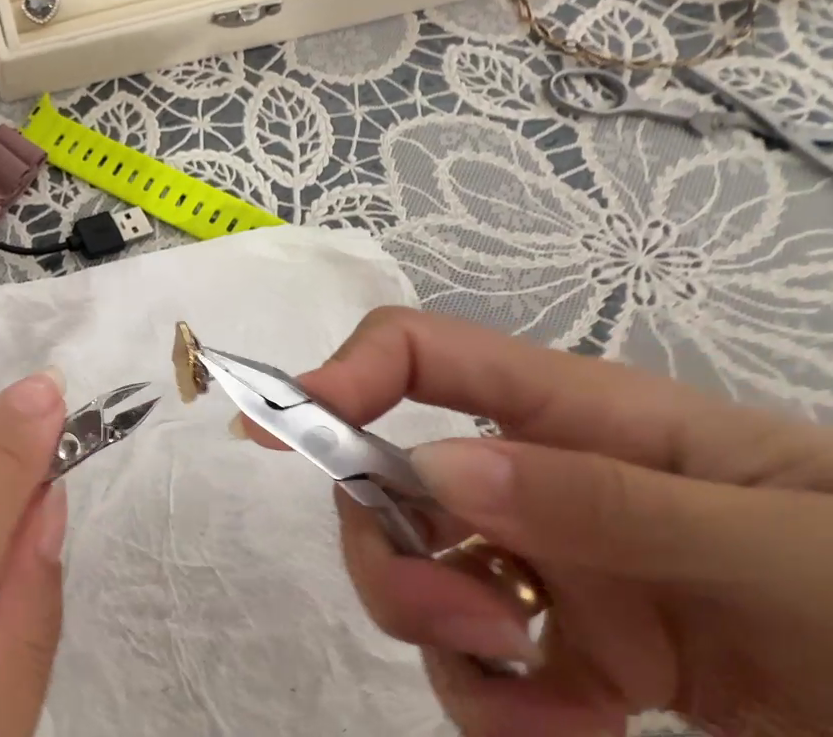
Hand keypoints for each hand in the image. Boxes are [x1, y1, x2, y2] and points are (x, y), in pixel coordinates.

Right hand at [245, 307, 832, 736]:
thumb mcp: (785, 542)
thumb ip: (609, 499)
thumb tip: (435, 469)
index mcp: (582, 419)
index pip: (420, 355)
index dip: (337, 376)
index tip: (272, 430)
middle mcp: (544, 482)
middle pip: (390, 484)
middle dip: (388, 549)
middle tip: (456, 623)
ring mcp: (555, 571)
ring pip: (419, 580)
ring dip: (440, 640)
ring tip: (538, 703)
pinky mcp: (579, 657)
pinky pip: (481, 674)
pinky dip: (497, 711)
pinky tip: (567, 734)